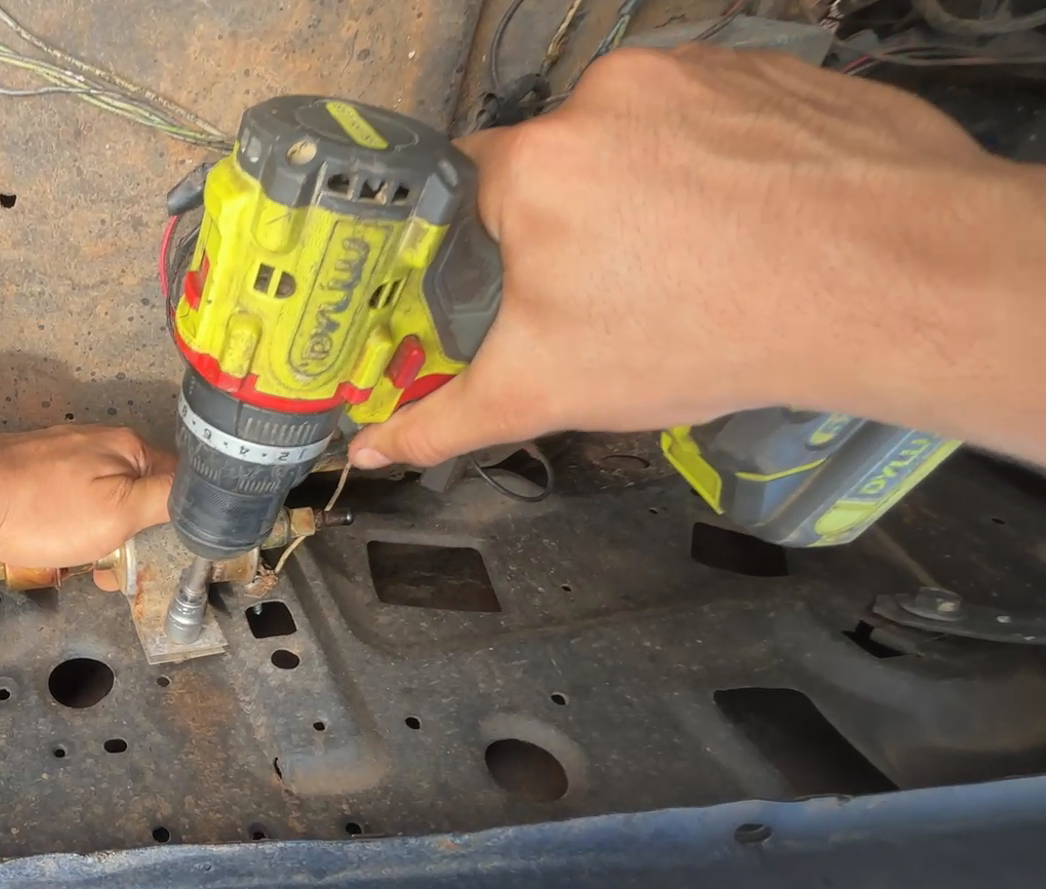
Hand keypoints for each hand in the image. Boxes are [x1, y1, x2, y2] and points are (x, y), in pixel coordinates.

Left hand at [0, 425, 174, 566]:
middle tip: (123, 572)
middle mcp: (104, 444)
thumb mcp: (117, 512)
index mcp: (130, 447)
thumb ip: (166, 500)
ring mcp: (71, 456)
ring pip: (111, 503)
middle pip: (144, 494)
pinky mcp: (44, 472)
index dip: (183, 524)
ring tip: (93, 569)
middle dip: (140, 537)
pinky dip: (82, 530)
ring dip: (109, 539)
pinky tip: (69, 551)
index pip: (181, 484)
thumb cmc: (43, 511)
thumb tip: (207, 493)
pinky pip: (81, 503)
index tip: (172, 559)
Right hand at [350, 46, 1045, 468]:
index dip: (469, 245)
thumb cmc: (694, 337)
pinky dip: (689, 160)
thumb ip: (437, 423)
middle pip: (537, 166)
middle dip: (549, 223)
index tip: (496, 281)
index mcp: (530, 166)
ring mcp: (690, 68)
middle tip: (586, 284)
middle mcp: (600, 95)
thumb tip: (368, 451)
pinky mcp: (764, 65)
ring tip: (661, 256)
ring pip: (614, 136)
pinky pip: (689, 112)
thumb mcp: (538, 395)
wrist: (893, 289)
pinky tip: (720, 218)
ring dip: (620, 190)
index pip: (455, 192)